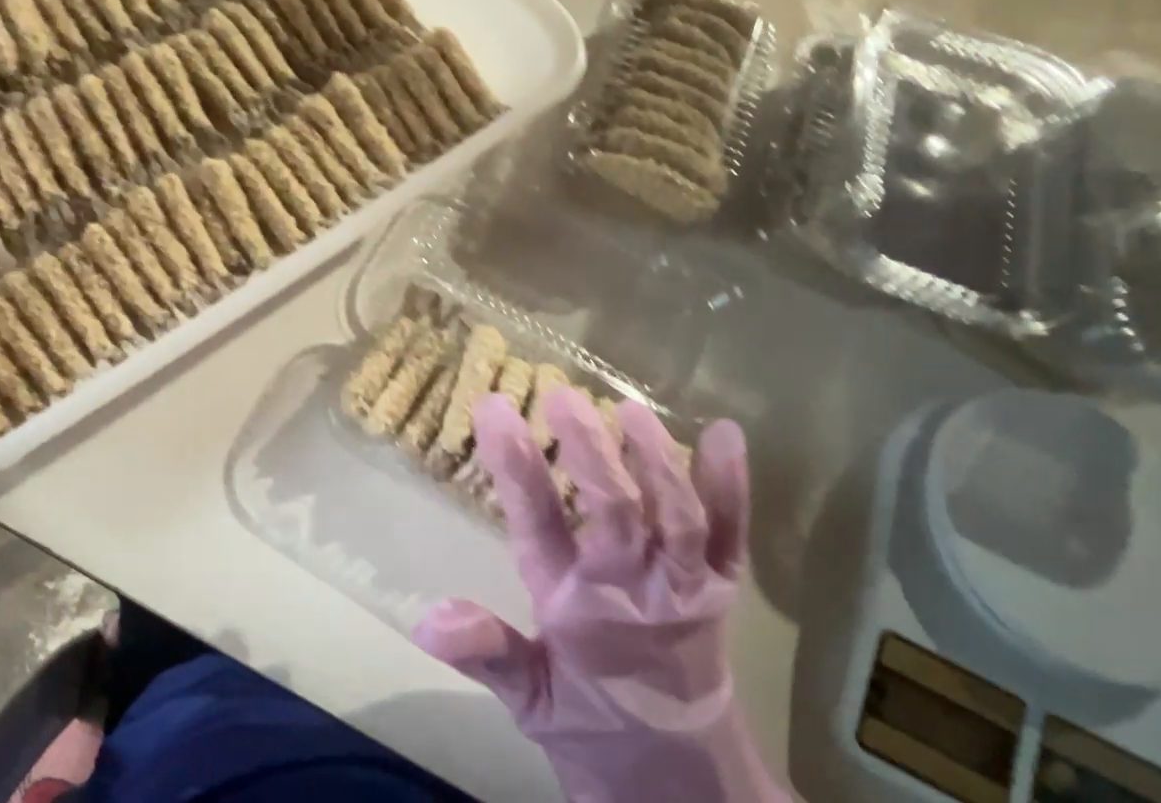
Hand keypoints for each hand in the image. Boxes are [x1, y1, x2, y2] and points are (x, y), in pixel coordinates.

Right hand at [413, 390, 788, 801]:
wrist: (685, 778)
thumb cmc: (593, 728)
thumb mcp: (529, 702)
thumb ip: (486, 654)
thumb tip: (427, 618)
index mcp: (577, 612)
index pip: (538, 526)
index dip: (515, 465)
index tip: (492, 407)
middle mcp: (633, 593)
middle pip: (616, 513)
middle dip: (589, 451)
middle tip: (560, 396)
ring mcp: (686, 588)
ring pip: (678, 517)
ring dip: (656, 460)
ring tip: (628, 409)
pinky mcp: (722, 587)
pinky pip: (732, 536)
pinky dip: (733, 486)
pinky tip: (726, 433)